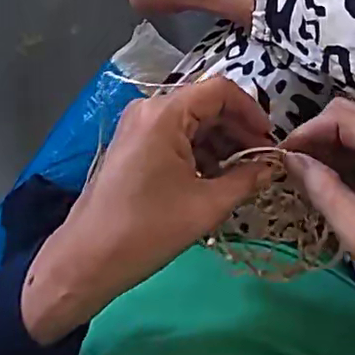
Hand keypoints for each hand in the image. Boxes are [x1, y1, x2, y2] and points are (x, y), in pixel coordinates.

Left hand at [22, 76, 271, 342]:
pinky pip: (177, 135)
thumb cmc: (145, 230)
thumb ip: (245, 180)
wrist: (83, 263)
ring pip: (194, 121)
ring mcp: (139, 125)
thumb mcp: (206, 206)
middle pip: (208, 104)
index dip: (252, 112)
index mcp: (165, 113)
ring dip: (221, 142)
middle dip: (238, 130)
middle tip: (261, 160)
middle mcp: (150, 108)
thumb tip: (271, 167)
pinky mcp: (134, 143)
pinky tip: (215, 178)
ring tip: (242, 173)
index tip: (269, 141)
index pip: (221, 91)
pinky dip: (200, 151)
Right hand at [282, 99, 354, 354]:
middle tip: (286, 163)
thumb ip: (320, 187)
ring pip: (351, 132)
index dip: (307, 131)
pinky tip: (317, 178)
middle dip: (314, 135)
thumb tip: (287, 158)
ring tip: (296, 171)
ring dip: (323, 147)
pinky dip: (336, 160)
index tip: (279, 154)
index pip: (342, 118)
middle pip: (347, 117)